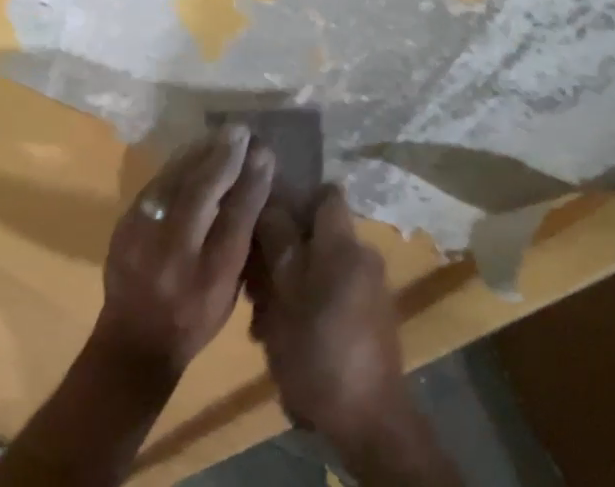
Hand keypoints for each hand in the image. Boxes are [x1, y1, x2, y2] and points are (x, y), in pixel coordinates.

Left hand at [93, 125, 274, 371]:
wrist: (135, 338)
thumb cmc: (194, 319)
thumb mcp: (228, 293)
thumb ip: (240, 245)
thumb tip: (253, 195)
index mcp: (212, 276)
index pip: (236, 218)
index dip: (251, 182)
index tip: (264, 153)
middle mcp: (178, 253)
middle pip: (203, 193)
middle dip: (224, 158)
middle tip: (241, 131)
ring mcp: (145, 237)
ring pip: (174, 183)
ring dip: (198, 154)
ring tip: (218, 135)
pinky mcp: (124, 227)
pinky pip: (154, 187)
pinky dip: (174, 168)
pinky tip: (189, 154)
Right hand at [247, 188, 412, 454]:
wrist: (367, 421)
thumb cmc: (318, 352)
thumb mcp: (283, 294)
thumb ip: (277, 242)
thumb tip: (268, 198)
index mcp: (344, 246)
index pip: (324, 194)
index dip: (292, 194)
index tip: (259, 206)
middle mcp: (362, 258)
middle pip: (315, 231)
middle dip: (280, 245)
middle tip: (247, 270)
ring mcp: (367, 288)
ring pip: (316, 263)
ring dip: (286, 278)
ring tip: (256, 309)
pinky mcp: (366, 316)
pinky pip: (328, 289)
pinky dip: (303, 299)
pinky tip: (277, 329)